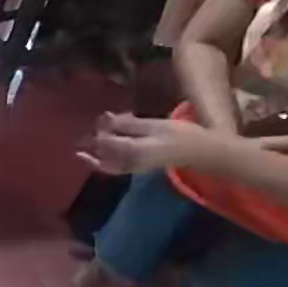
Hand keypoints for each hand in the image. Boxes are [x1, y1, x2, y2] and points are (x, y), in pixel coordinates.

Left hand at [77, 113, 225, 175]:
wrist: (200, 153)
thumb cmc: (181, 135)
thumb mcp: (153, 125)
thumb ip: (128, 123)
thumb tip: (105, 117)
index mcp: (133, 150)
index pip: (106, 140)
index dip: (102, 128)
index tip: (105, 116)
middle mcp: (128, 162)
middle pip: (103, 151)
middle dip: (97, 138)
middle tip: (100, 125)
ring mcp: (131, 168)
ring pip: (104, 164)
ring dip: (94, 153)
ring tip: (86, 143)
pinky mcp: (135, 170)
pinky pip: (112, 169)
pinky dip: (100, 163)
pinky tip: (90, 157)